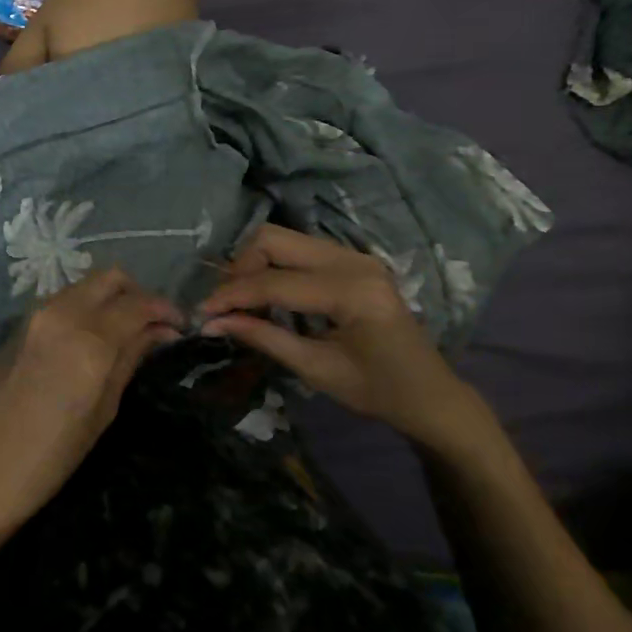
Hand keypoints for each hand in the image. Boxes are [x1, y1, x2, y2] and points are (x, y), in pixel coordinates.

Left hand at [0, 268, 181, 541]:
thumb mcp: (103, 412)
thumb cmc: (50, 458)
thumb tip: (159, 332)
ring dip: (112, 298)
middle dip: (139, 295)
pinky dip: (88, 307)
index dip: (166, 310)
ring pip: (86, 285)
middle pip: (112, 279)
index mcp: (89, 341)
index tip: (181, 326)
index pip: (139, 304)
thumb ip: (130, 360)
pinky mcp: (20, 325)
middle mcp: (63, 314)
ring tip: (127, 331)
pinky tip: (95, 337)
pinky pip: (65, 300)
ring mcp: (37, 316)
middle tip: (154, 325)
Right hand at [199, 225, 479, 446]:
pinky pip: (301, 249)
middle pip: (275, 238)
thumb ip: (264, 338)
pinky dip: (276, 266)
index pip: (275, 281)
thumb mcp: (316, 370)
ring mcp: (356, 255)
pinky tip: (267, 295)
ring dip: (255, 264)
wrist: (429, 393)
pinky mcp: (354, 259)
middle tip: (224, 303)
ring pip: (285, 238)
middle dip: (240, 267)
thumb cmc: (377, 391)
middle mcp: (354, 260)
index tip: (202, 312)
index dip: (232, 295)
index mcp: (352, 291)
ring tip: (240, 301)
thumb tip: (214, 323)